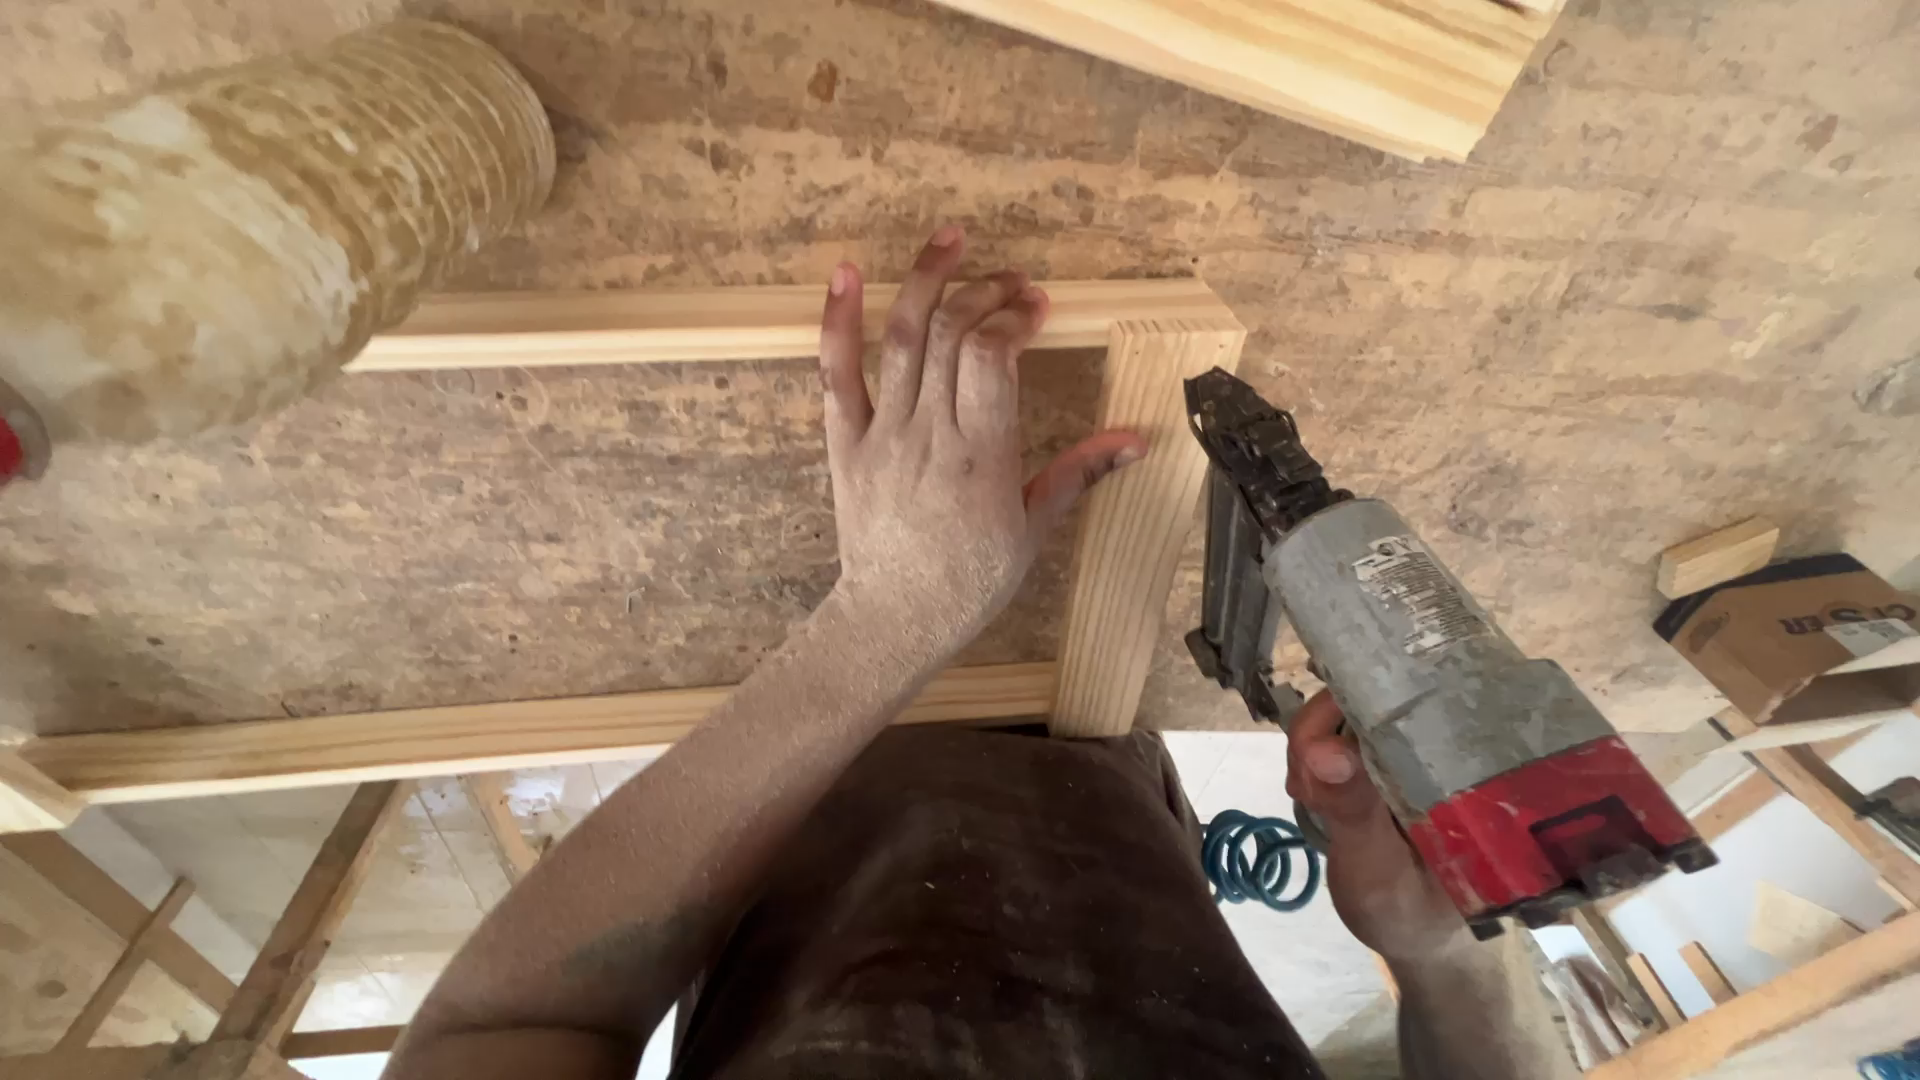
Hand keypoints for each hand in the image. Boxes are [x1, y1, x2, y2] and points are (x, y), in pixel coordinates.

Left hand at [817, 226, 1145, 656]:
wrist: (896, 617)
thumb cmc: (970, 580)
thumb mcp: (1033, 530)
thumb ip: (1078, 474)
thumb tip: (1136, 440)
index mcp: (982, 456)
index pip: (992, 356)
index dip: (1015, 317)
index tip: (1035, 307)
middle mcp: (930, 434)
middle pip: (950, 335)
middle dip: (984, 293)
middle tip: (1009, 281)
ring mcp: (882, 434)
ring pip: (900, 339)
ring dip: (926, 281)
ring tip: (950, 240)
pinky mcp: (845, 443)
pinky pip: (836, 374)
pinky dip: (838, 321)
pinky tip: (848, 272)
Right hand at [1285, 691, 1470, 964]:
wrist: (1411, 939)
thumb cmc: (1407, 912)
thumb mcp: (1377, 868)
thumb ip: (1352, 810)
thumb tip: (1324, 747)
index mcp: (1461, 766)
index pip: (1407, 699)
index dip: (1349, 706)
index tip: (1314, 752)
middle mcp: (1437, 749)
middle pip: (1365, 700)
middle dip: (1317, 735)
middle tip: (1305, 789)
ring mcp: (1405, 754)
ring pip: (1342, 716)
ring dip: (1308, 750)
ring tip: (1308, 797)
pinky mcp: (1379, 764)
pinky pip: (1334, 738)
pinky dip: (1310, 760)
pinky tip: (1308, 793)